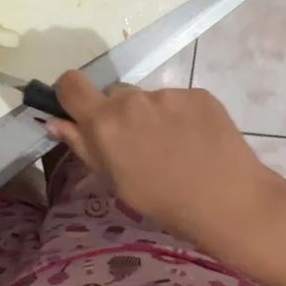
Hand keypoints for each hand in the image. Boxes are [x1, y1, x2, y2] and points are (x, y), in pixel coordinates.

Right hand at [47, 71, 285, 245]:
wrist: (229, 201)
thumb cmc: (163, 202)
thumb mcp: (114, 182)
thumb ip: (83, 146)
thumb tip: (56, 122)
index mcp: (104, 122)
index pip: (71, 84)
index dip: (69, 93)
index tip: (78, 110)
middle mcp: (132, 99)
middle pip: (113, 94)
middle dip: (118, 113)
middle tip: (138, 145)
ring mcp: (167, 94)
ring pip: (148, 99)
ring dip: (151, 116)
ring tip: (175, 148)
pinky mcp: (198, 93)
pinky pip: (178, 100)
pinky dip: (181, 117)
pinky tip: (196, 143)